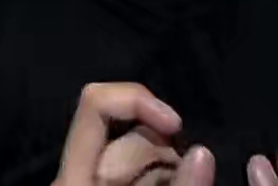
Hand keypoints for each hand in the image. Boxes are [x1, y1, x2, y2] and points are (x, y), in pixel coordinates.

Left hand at [55, 83, 214, 185]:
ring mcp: (88, 182)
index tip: (176, 124)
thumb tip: (204, 152)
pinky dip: (159, 175)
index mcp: (73, 178)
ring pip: (136, 149)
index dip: (138, 101)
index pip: (95, 103)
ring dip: (164, 162)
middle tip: (184, 173)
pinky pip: (138, 171)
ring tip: (177, 180)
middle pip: (126, 130)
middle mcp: (74, 174)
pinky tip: (168, 185)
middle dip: (161, 147)